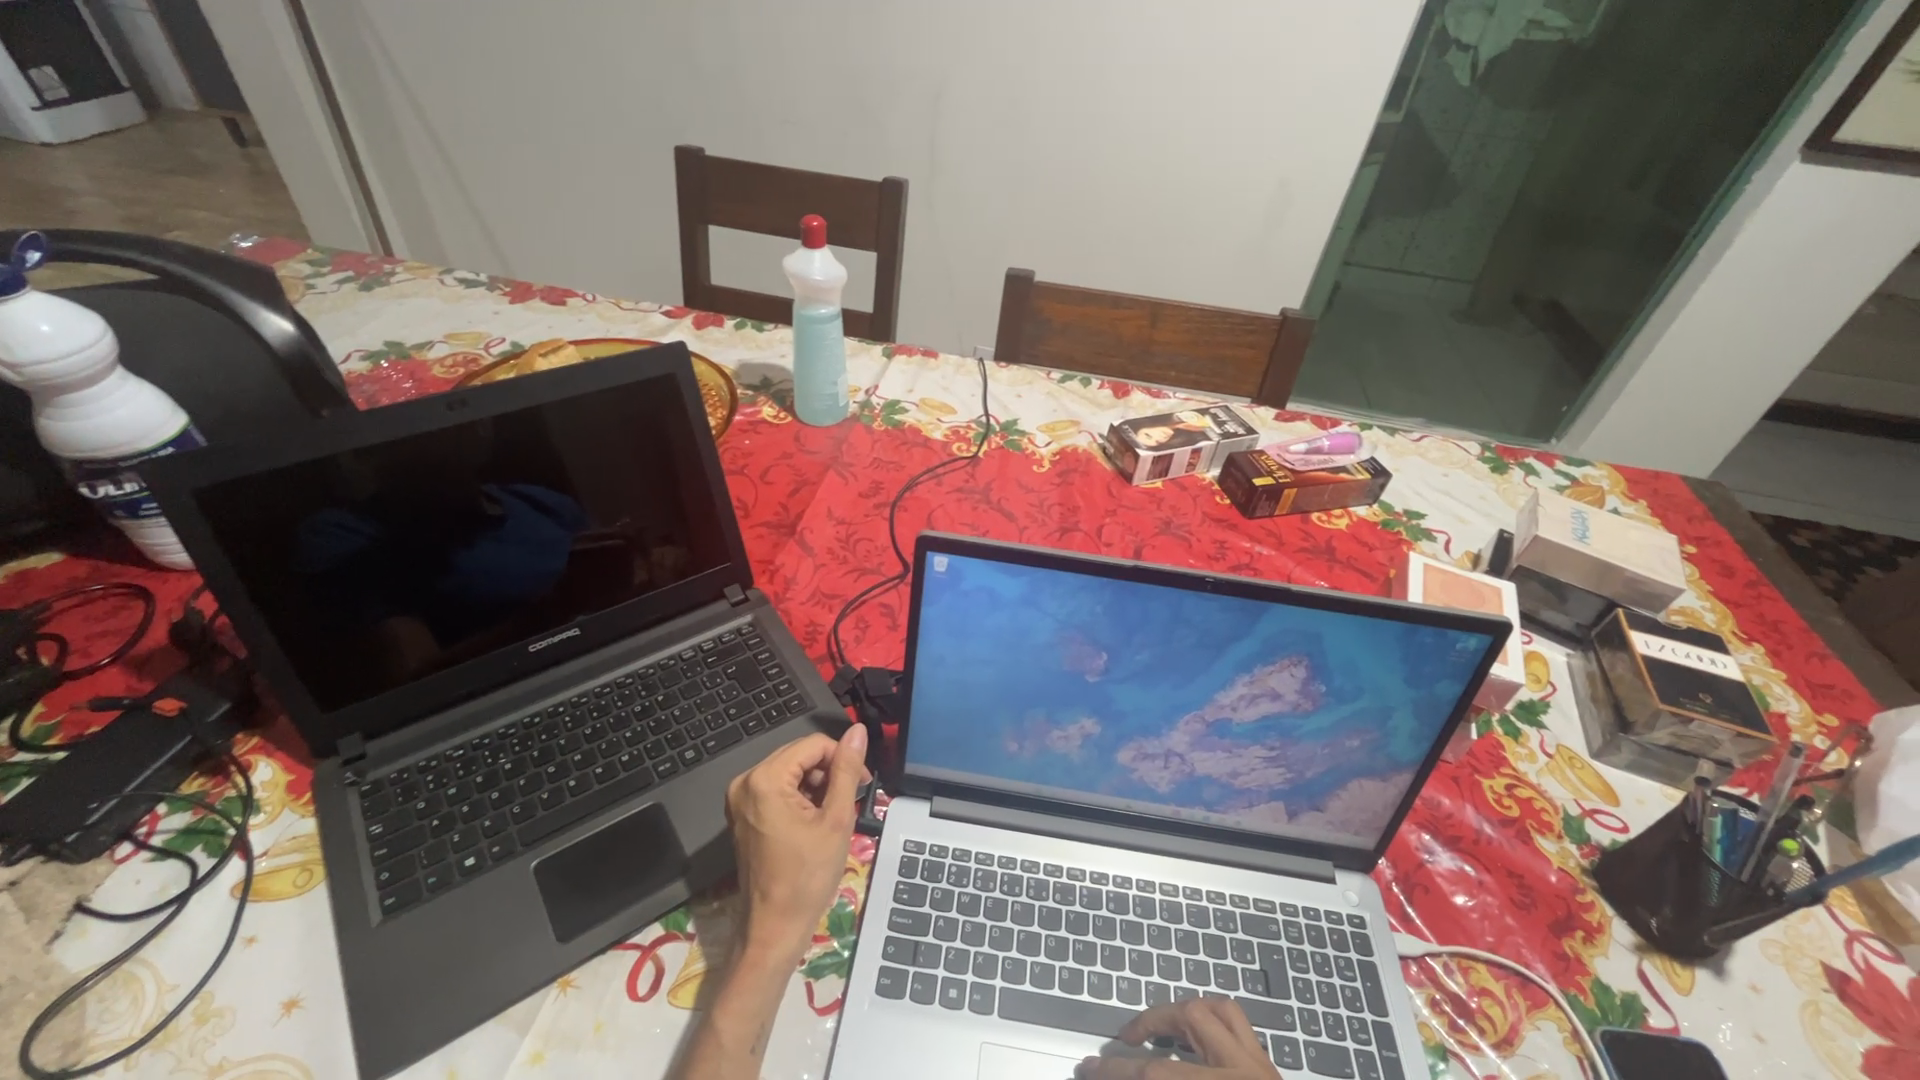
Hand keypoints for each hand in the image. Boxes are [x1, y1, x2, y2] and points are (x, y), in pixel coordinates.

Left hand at [725, 725, 868, 965]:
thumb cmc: (808, 877)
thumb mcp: (836, 819)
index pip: (813, 744)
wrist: (774, 927)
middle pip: (798, 754)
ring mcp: (740, 798)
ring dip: (816, 784)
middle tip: (853, 798)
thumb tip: (858, 732)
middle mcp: (745, 782)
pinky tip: (815, 819)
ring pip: (790, 770)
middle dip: (829, 770)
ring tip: (834, 813)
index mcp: (765, 779)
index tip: (863, 783)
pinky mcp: (742, 813)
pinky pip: (777, 788)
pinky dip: (799, 796)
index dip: (842, 757)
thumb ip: (846, 771)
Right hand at [1078, 999, 1282, 1078]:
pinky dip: (1211, 1019)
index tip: (1090, 1069)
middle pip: (1190, 1022)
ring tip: (1159, 1026)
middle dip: (1148, 1024)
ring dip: (1183, 1012)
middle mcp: (1241, 1074)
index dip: (1116, 1070)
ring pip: (1221, 1012)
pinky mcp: (1270, 1069)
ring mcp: (1260, 1068)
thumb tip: (1136, 1075)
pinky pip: (1239, 1026)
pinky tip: (1193, 1033)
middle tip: (1124, 1040)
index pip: (1156, 1074)